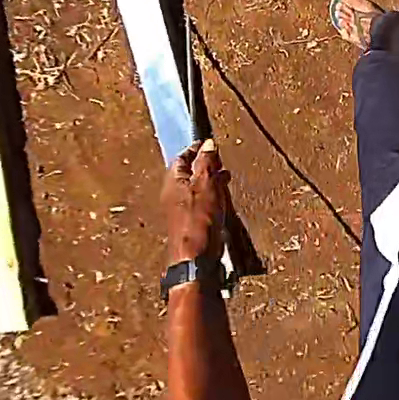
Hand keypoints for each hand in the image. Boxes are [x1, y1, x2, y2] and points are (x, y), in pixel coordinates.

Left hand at [162, 139, 230, 263]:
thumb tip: (208, 143)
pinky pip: (201, 200)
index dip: (196, 149)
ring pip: (196, 186)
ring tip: (226, 177)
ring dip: (210, 179)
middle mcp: (173, 193)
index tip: (209, 143)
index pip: (182, 157)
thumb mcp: (206, 184)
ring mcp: (181, 208)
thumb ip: (206, 162)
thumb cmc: (199, 218)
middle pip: (188, 171)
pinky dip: (212, 193)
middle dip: (205, 164)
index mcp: (173, 181)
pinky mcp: (191, 220)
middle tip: (220, 159)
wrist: (196, 256)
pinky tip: (223, 197)